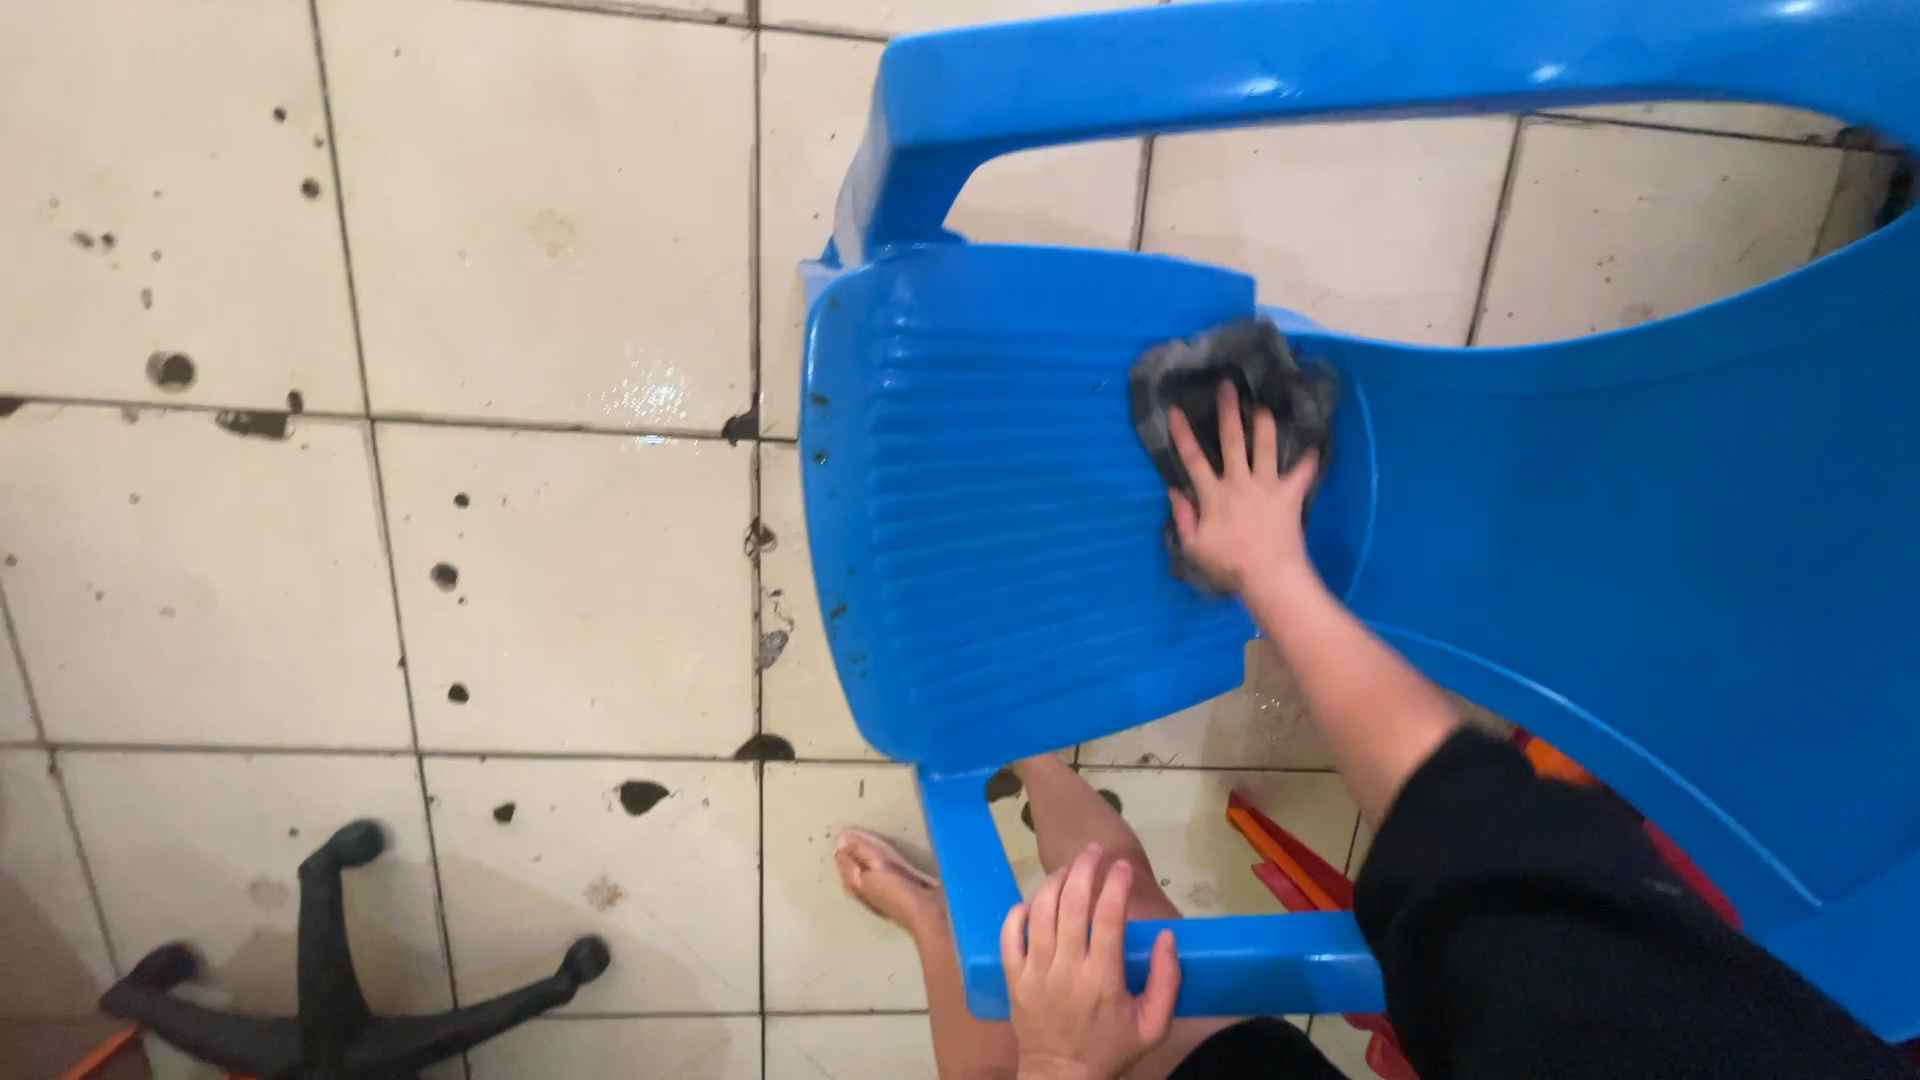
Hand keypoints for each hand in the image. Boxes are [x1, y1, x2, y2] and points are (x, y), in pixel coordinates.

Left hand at [1001, 845, 1180, 1079]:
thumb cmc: (1110, 1049)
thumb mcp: (1152, 1026)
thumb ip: (1166, 981)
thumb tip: (1166, 936)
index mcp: (1103, 981)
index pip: (1109, 919)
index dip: (1116, 886)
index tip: (1123, 867)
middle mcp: (1066, 970)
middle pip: (1072, 905)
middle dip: (1084, 869)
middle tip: (1094, 851)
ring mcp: (1035, 972)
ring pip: (1040, 912)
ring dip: (1054, 882)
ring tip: (1068, 869)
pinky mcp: (1013, 977)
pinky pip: (1009, 934)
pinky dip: (1018, 911)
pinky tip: (1034, 900)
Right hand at [1167, 381, 1320, 595]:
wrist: (1268, 576)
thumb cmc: (1228, 564)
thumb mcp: (1193, 546)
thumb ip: (1183, 517)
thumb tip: (1174, 491)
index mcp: (1213, 495)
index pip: (1193, 459)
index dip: (1182, 434)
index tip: (1176, 410)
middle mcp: (1239, 483)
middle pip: (1232, 442)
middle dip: (1228, 413)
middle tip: (1227, 387)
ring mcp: (1267, 487)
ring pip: (1266, 448)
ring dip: (1264, 425)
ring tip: (1263, 406)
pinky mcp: (1290, 496)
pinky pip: (1303, 474)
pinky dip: (1309, 460)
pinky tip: (1315, 446)